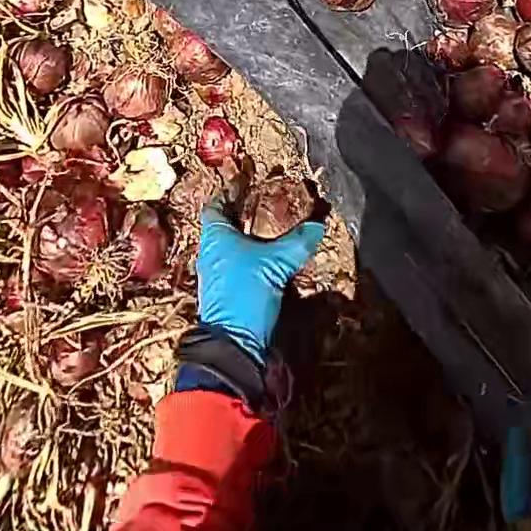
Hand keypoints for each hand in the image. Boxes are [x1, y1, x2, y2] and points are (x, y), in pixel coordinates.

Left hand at [196, 200, 324, 364]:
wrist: (234, 346)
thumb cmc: (245, 293)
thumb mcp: (277, 263)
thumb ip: (298, 241)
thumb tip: (318, 224)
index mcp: (214, 237)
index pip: (215, 205)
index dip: (229, 192)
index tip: (248, 184)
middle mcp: (211, 253)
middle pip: (226, 224)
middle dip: (246, 214)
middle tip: (271, 202)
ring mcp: (218, 274)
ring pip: (234, 246)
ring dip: (252, 237)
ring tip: (277, 228)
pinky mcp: (228, 292)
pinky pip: (242, 265)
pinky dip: (255, 257)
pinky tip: (274, 256)